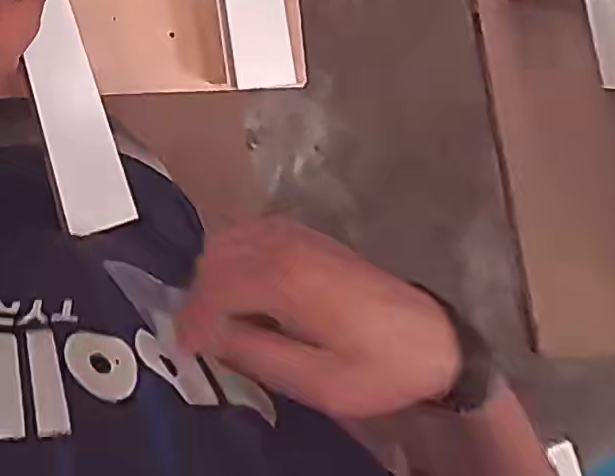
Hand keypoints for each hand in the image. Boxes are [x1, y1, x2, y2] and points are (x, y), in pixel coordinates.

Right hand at [175, 219, 461, 418]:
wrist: (428, 334)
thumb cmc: (377, 364)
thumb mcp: (320, 383)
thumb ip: (258, 355)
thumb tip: (212, 338)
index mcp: (284, 279)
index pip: (215, 286)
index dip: (194, 317)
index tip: (186, 346)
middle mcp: (281, 244)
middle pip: (214, 257)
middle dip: (200, 296)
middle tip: (203, 336)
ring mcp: (290, 232)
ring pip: (226, 239)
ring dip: (213, 274)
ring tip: (222, 315)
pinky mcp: (299, 231)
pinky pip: (245, 232)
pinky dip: (231, 256)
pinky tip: (243, 287)